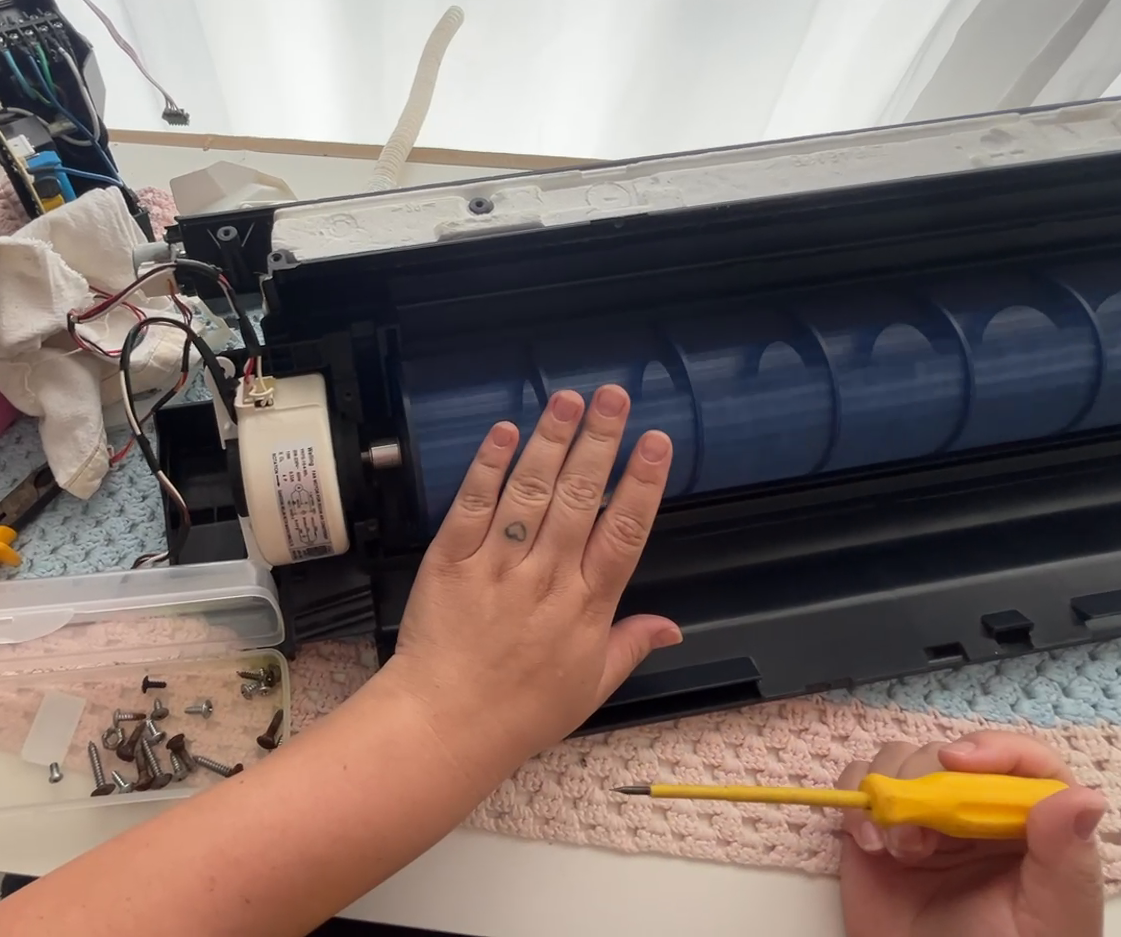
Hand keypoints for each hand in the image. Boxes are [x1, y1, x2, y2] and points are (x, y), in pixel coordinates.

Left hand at [373, 385, 680, 775]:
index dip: (642, 484)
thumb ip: (630, 645)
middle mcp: (546, 578)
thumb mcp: (590, 687)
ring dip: (550, 441)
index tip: (656, 442)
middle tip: (613, 396)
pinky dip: (489, 467)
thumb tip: (674, 624)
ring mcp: (497, 566)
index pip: (624, 533)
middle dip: (599, 442)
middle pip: (579, 499)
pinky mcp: (451, 560)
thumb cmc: (520, 711)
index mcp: (586, 607)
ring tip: (567, 399)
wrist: (446, 725)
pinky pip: (472, 507)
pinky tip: (505, 433)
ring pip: (530, 493)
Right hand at [838, 731, 1107, 936]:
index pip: (1028, 762)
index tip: (957, 762)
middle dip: (925, 782)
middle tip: (921, 835)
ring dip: (890, 795)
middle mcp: (975, 812)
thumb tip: (1084, 797)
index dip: (995, 749)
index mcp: (1029, 830)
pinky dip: (853, 800)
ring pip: (898, 757)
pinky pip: (856, 779)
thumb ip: (1065, 863)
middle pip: (947, 752)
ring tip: (897, 849)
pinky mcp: (875, 819)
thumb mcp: (1048, 923)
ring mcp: (922, 812)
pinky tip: (866, 842)